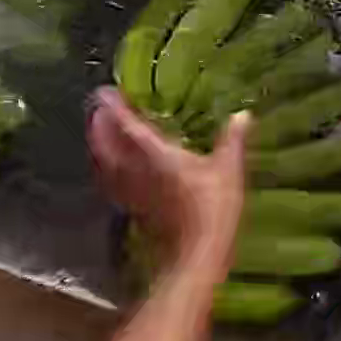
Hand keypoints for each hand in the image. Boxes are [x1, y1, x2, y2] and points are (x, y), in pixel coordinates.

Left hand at [88, 87, 248, 271]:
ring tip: (101, 130)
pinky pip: (113, 177)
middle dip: (101, 125)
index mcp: (157, 156)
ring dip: (100, 144)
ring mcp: (133, 189)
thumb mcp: (229, 167)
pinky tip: (115, 164)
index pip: (130, 128)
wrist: (197, 248)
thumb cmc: (214, 203)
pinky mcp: (135, 204)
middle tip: (99, 108)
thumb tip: (242, 114)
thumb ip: (232, 138)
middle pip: (108, 145)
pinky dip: (108, 165)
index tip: (102, 92)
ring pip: (106, 162)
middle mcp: (136, 171)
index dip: (116, 109)